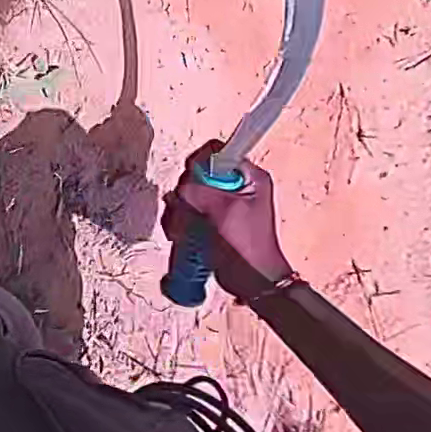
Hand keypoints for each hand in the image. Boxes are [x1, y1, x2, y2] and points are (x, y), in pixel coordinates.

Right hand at [163, 142, 293, 298]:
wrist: (251, 279)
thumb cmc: (246, 244)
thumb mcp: (224, 210)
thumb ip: (200, 191)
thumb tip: (180, 188)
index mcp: (248, 176)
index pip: (216, 152)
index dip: (199, 163)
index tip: (192, 183)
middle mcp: (233, 186)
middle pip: (195, 174)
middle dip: (185, 194)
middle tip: (188, 212)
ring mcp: (220, 204)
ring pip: (186, 195)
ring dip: (179, 212)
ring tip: (184, 229)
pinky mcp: (208, 220)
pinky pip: (184, 212)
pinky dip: (179, 222)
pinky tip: (181, 235)